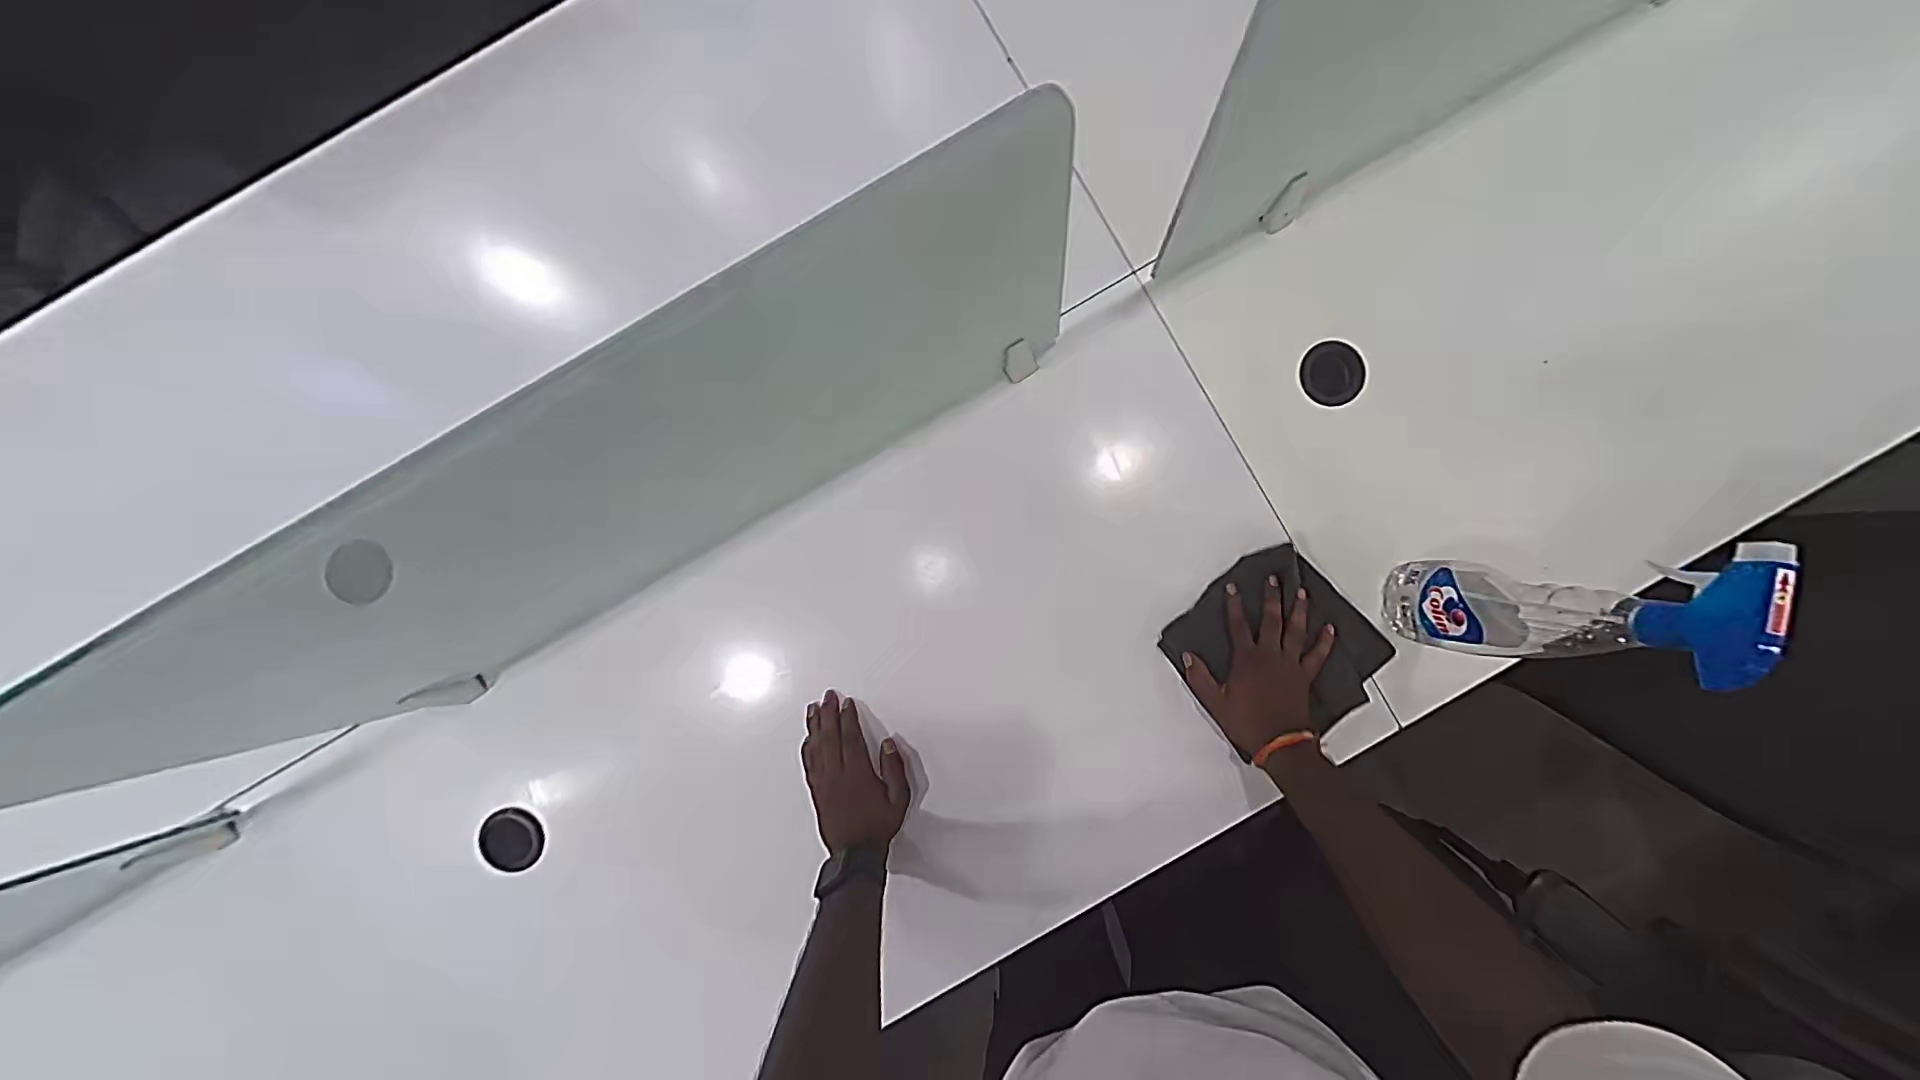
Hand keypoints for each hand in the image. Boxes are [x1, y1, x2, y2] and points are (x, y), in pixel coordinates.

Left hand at [802, 690, 910, 853]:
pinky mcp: (817, 792)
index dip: (848, 717)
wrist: (855, 855)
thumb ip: (894, 768)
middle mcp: (837, 774)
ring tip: (813, 709)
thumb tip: (889, 745)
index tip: (847, 702)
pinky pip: (809, 764)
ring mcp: (824, 783)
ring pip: (816, 747)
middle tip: (828, 696)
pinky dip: (808, 748)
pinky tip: (808, 739)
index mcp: (857, 772)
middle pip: (830, 736)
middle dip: (828, 713)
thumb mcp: (899, 798)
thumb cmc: (877, 827)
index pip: (850, 736)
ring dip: (815, 725)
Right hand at [1182, 577, 1336, 757]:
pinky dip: (1325, 640)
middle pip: (1271, 620)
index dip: (1234, 605)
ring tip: (1300, 593)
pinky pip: (1317, 654)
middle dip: (1271, 598)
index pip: (1238, 625)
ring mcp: (1290, 664)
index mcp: (1246, 659)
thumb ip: (1200, 677)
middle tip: (1273, 580)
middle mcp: (1270, 656)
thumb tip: (1189, 658)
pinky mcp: (1305, 676)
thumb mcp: (1215, 701)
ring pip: (1296, 630)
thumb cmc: (1249, 723)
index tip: (1234, 588)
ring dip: (1298, 610)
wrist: (1281, 743)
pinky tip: (1329, 628)